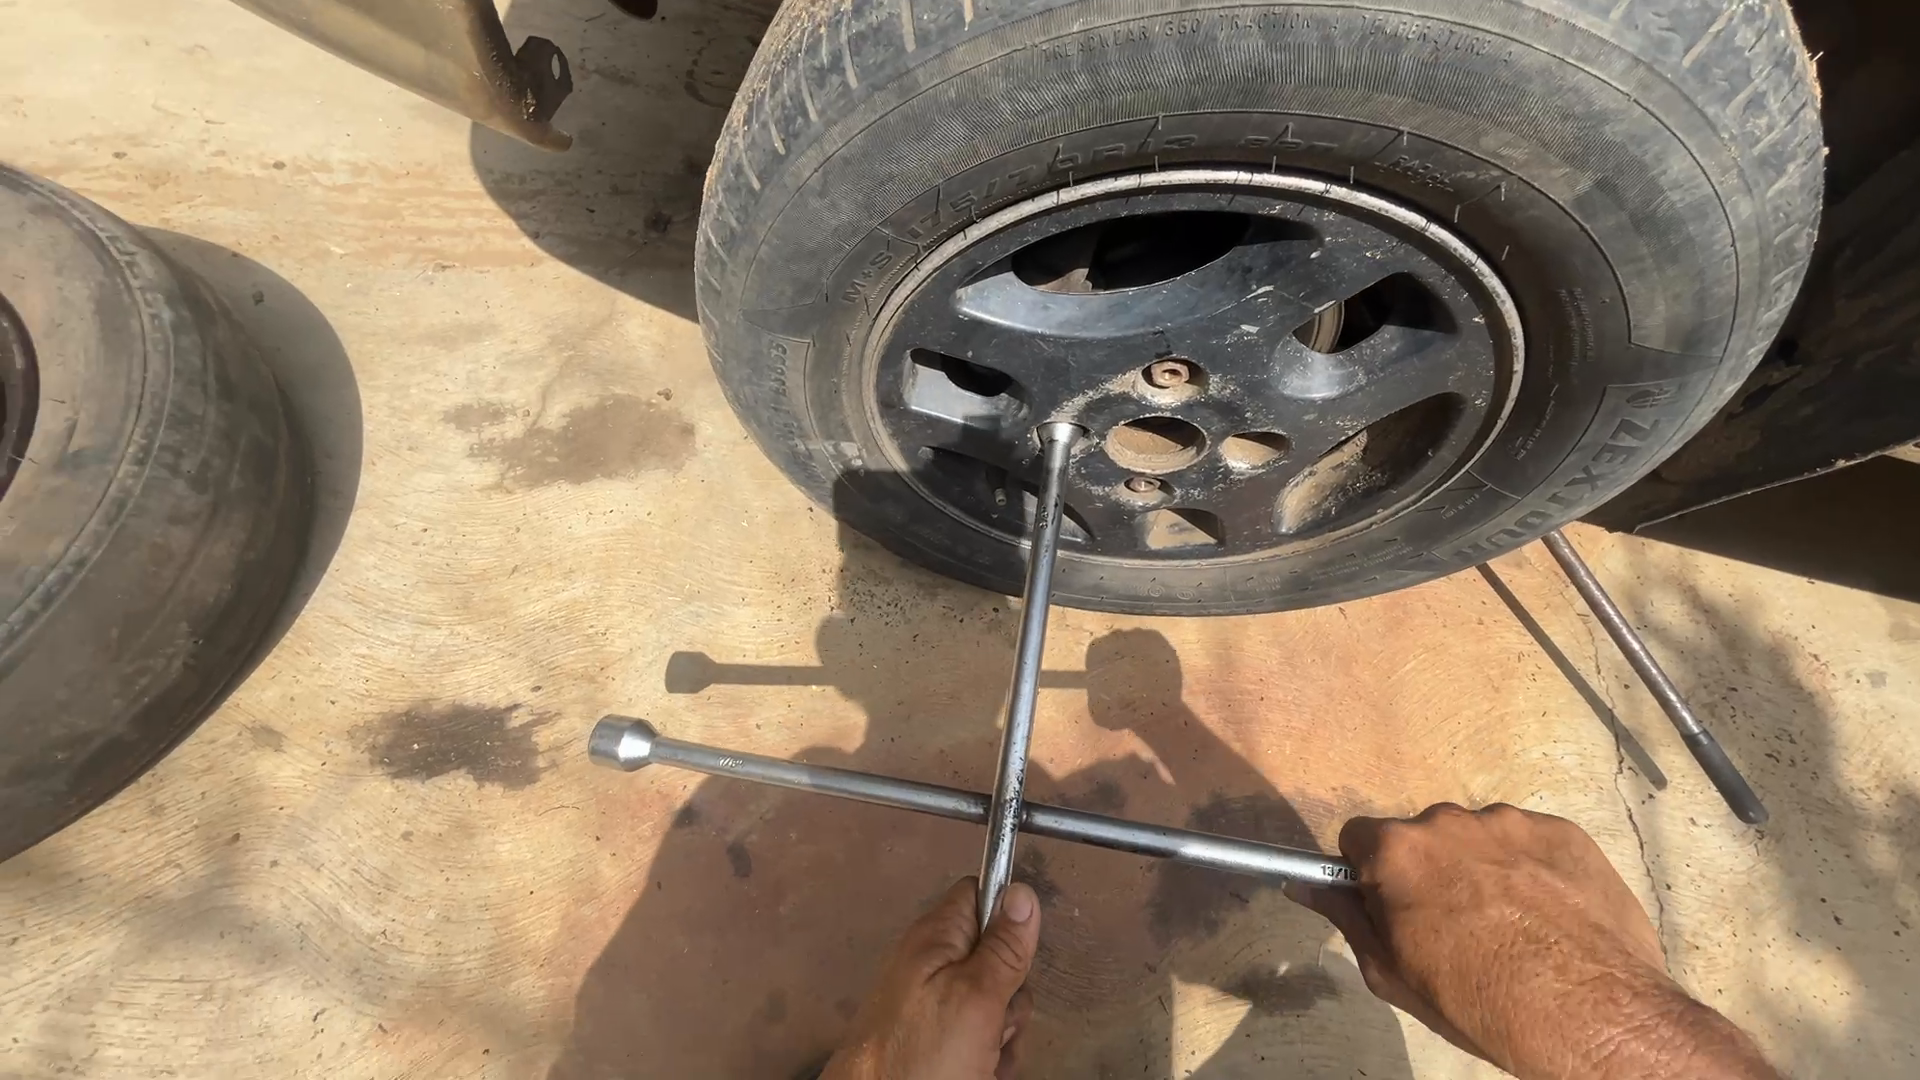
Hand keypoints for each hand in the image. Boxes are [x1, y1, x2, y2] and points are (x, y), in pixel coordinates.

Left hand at [823, 878, 1041, 1079]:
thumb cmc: (922, 1057)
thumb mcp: (974, 998)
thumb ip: (1002, 948)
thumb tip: (1022, 889)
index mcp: (935, 937)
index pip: (980, 894)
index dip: (1006, 917)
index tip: (1015, 954)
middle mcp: (932, 963)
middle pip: (995, 956)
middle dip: (1010, 993)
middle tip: (994, 1022)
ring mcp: (932, 1004)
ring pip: (992, 1002)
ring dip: (1003, 1034)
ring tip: (984, 1060)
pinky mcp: (934, 1040)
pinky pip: (978, 1036)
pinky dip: (986, 1058)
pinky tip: (980, 1074)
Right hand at [1286, 803, 1777, 1079]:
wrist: (1598, 1021)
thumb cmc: (1477, 1002)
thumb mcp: (1390, 972)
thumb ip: (1345, 917)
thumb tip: (1302, 884)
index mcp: (1394, 849)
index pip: (1358, 838)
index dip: (1371, 873)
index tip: (1394, 906)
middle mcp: (1442, 819)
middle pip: (1420, 836)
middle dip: (1430, 869)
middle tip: (1459, 923)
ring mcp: (1506, 820)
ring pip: (1475, 836)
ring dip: (1481, 866)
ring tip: (1516, 921)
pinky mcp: (1562, 830)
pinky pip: (1529, 840)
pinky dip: (1533, 868)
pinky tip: (1553, 913)